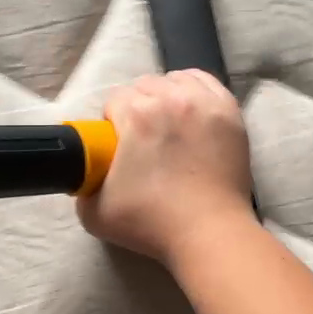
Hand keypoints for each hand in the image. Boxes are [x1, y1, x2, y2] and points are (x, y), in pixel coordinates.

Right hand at [80, 70, 252, 266]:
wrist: (208, 233)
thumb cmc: (153, 224)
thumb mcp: (95, 213)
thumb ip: (83, 186)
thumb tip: (85, 174)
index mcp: (136, 115)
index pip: (114, 100)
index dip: (111, 124)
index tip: (118, 147)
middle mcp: (171, 99)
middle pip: (144, 87)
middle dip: (137, 109)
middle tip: (141, 142)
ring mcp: (205, 103)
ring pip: (175, 80)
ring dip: (165, 96)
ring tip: (166, 126)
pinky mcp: (229, 114)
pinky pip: (206, 83)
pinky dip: (194, 91)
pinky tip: (189, 111)